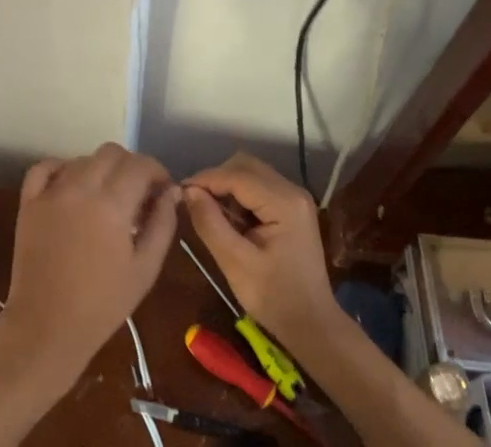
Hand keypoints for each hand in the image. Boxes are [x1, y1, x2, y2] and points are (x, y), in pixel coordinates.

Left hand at [0, 144, 179, 375]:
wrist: (47, 326)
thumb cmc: (103, 303)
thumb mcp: (146, 268)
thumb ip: (163, 224)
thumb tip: (171, 192)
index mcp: (112, 204)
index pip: (141, 165)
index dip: (158, 173)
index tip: (163, 192)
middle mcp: (81, 188)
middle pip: (112, 153)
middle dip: (131, 167)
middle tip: (138, 195)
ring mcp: (51, 193)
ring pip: (82, 159)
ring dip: (101, 170)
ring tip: (107, 199)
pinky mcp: (29, 203)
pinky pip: (45, 168)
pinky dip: (62, 169)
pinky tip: (72, 188)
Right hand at [182, 153, 336, 340]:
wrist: (311, 324)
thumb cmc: (274, 298)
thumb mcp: (235, 263)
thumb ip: (211, 223)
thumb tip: (188, 191)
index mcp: (284, 202)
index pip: (237, 175)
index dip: (206, 179)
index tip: (179, 191)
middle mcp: (293, 191)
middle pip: (246, 166)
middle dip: (217, 179)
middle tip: (194, 203)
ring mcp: (295, 199)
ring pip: (252, 174)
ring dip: (228, 188)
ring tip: (210, 214)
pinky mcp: (292, 208)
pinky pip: (260, 189)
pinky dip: (240, 197)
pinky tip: (230, 221)